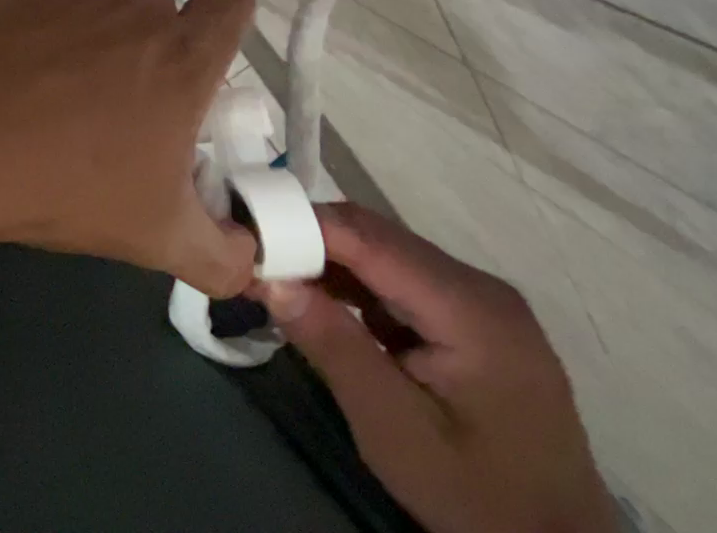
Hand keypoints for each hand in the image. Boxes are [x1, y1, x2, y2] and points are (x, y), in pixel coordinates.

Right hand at [255, 205, 615, 532]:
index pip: (367, 237)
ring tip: (265, 277)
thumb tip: (269, 278)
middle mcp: (477, 288)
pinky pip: (394, 280)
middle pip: (374, 236)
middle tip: (243, 257)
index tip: (239, 233)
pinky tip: (313, 302)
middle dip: (304, 239)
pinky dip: (347, 284)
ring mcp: (475, 302)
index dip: (299, 225)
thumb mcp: (392, 427)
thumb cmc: (475, 491)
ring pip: (380, 253)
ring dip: (321, 261)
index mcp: (469, 308)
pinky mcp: (466, 321)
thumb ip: (334, 346)